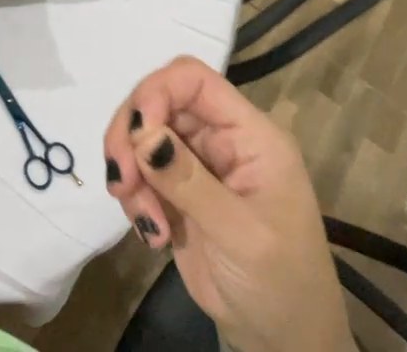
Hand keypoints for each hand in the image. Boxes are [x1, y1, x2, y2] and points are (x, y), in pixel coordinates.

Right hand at [103, 57, 351, 351]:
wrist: (283, 344)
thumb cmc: (280, 284)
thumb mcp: (239, 233)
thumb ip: (188, 180)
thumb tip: (142, 134)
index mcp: (251, 136)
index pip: (193, 80)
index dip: (156, 92)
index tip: (136, 136)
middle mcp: (221, 140)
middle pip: (157, 104)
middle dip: (131, 138)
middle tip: (122, 181)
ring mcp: (197, 165)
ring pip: (141, 138)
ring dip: (130, 173)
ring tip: (143, 220)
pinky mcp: (177, 191)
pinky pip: (139, 172)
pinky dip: (133, 196)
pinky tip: (150, 233)